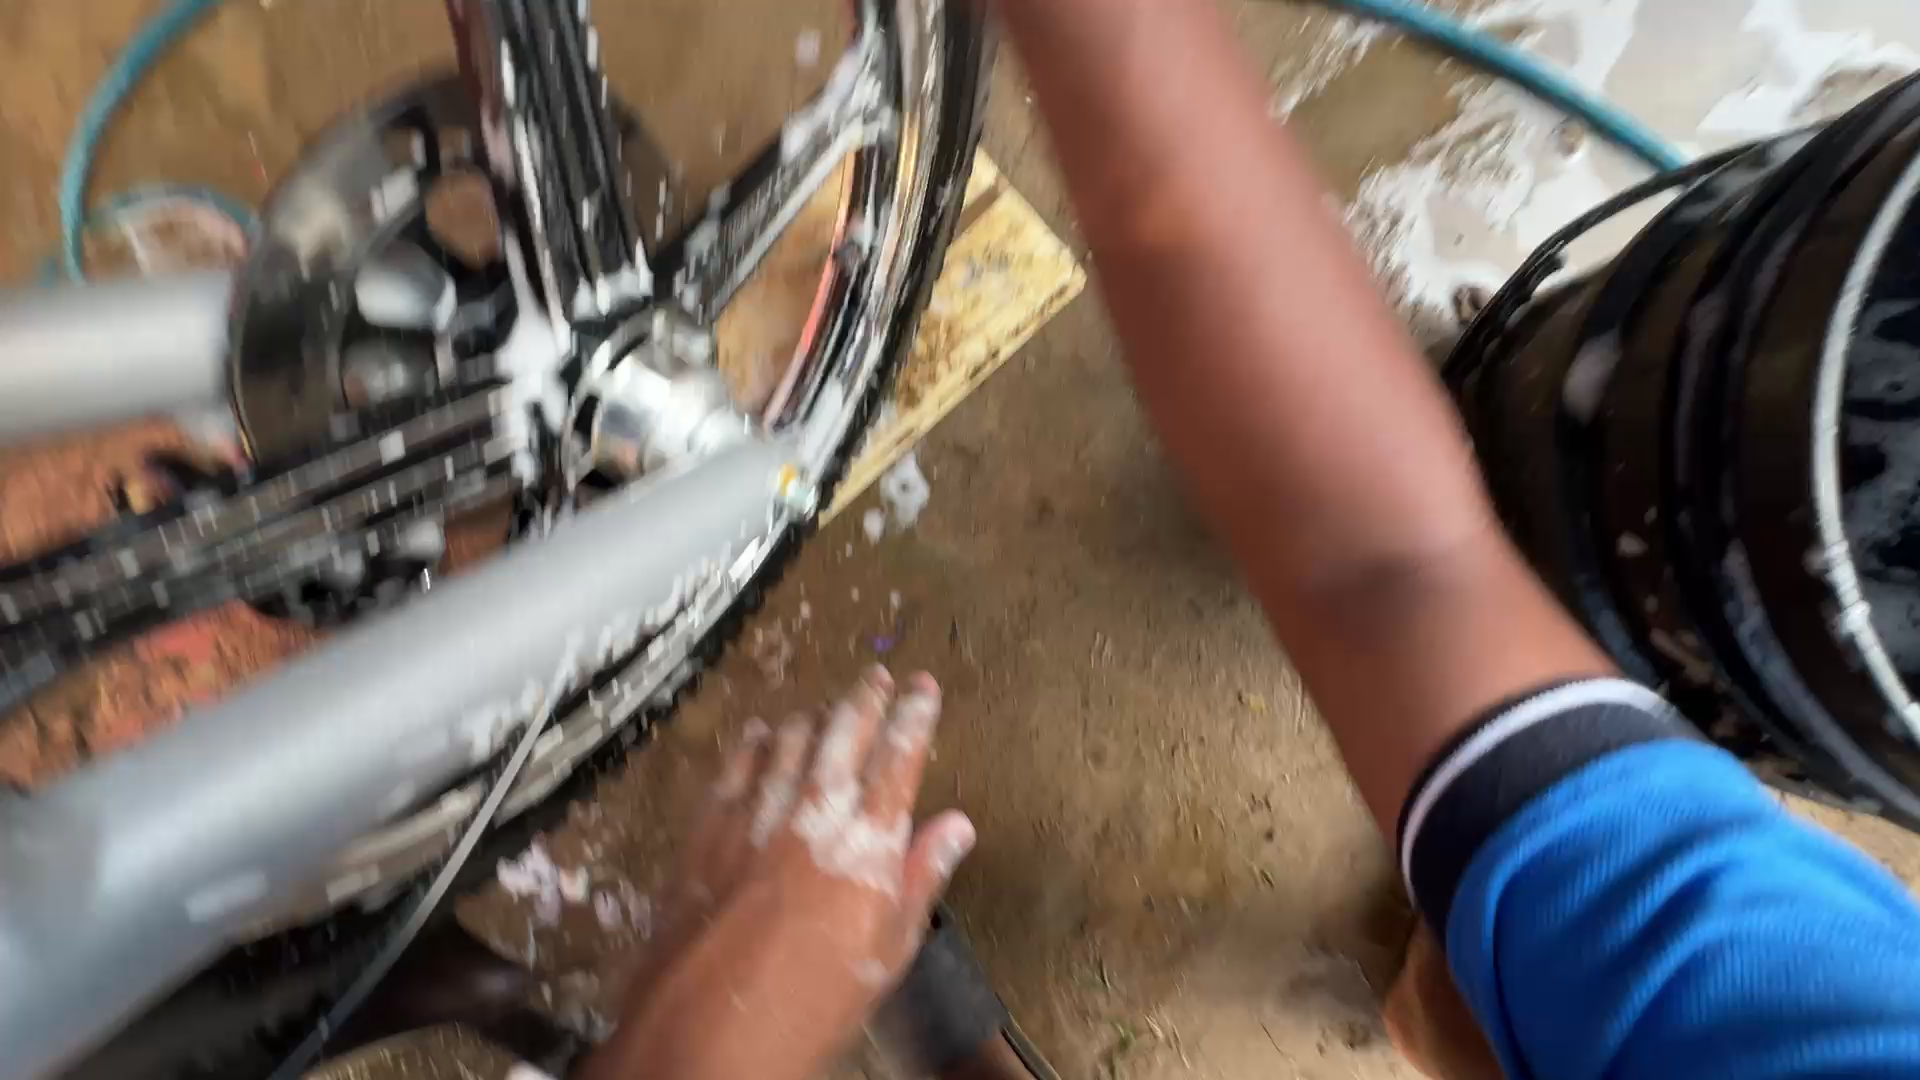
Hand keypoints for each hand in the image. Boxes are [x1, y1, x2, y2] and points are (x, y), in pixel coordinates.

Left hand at [582, 667, 976, 1079]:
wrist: (706, 1036)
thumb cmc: (815, 1002)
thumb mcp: (888, 952)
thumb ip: (922, 877)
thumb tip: (958, 823)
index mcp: (867, 842)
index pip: (898, 758)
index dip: (914, 715)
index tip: (923, 686)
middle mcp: (816, 812)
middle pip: (844, 734)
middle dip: (864, 698)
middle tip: (876, 675)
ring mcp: (757, 816)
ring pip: (790, 741)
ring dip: (812, 715)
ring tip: (824, 705)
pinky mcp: (710, 831)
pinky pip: (734, 768)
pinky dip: (751, 744)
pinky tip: (758, 732)